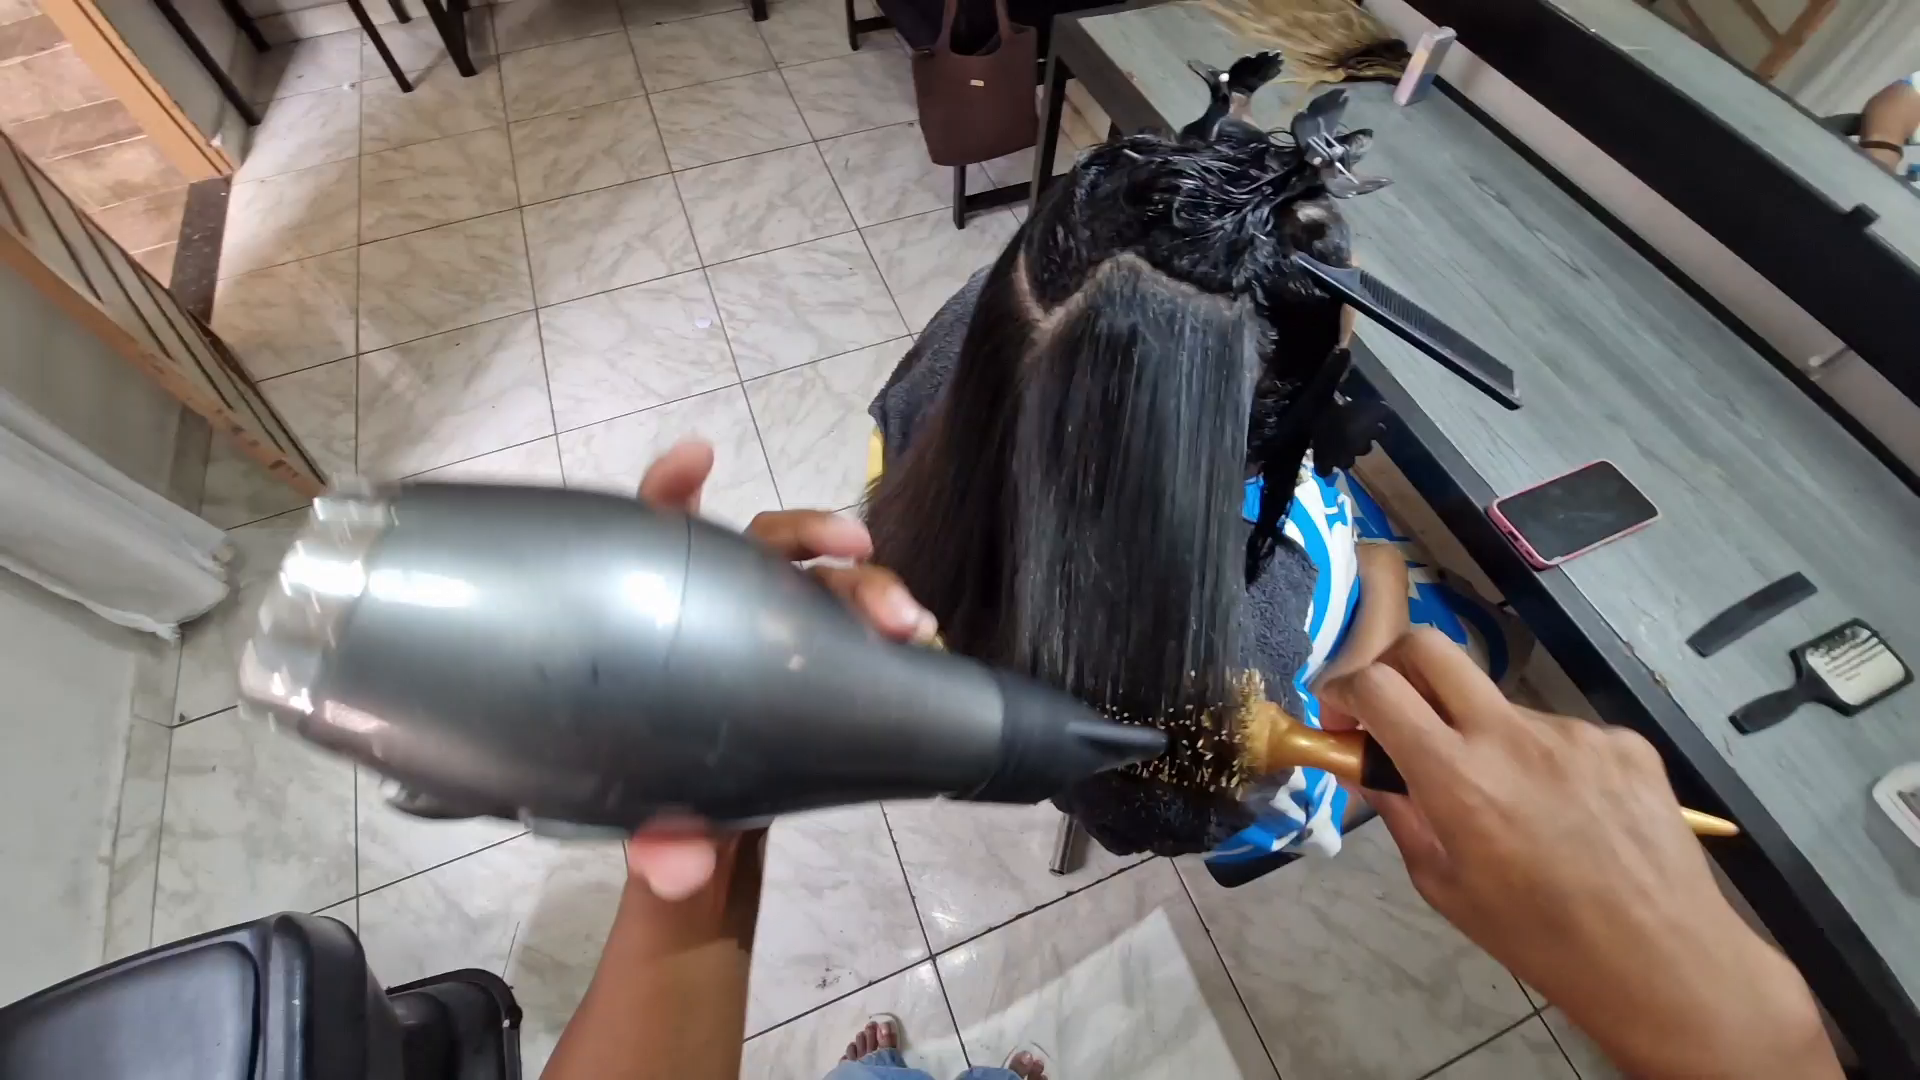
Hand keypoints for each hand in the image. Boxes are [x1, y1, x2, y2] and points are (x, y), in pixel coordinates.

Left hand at [623, 440, 935, 899]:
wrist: (713, 822)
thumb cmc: (665, 792)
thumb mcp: (652, 812)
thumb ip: (656, 838)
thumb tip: (677, 864)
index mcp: (667, 618)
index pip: (662, 536)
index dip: (675, 492)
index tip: (702, 459)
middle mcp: (728, 607)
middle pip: (768, 547)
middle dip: (815, 536)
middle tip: (861, 552)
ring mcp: (782, 629)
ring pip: (829, 581)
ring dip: (869, 585)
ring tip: (909, 620)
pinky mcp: (825, 656)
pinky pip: (861, 623)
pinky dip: (890, 621)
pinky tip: (924, 637)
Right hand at [1319, 629, 1838, 1079]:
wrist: (1675, 970)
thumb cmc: (1536, 936)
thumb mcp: (1438, 880)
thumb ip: (1396, 807)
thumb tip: (1361, 762)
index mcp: (1457, 778)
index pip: (1375, 686)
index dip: (1340, 687)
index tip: (1339, 713)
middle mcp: (1510, 737)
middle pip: (1427, 646)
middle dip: (1390, 664)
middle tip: (1391, 707)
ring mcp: (1572, 732)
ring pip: (1490, 699)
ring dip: (1470, 727)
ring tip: (1501, 792)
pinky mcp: (1622, 741)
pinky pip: (1550, 729)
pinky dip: (1531, 753)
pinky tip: (1557, 804)